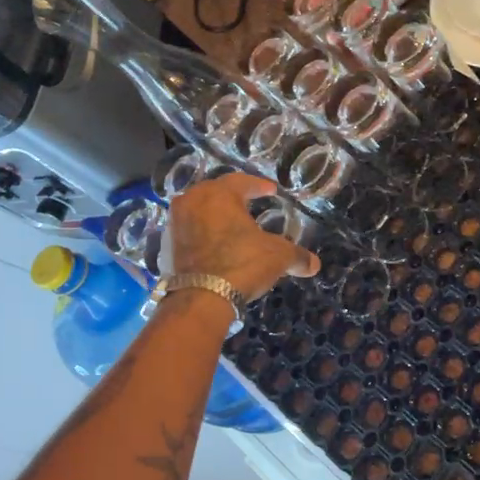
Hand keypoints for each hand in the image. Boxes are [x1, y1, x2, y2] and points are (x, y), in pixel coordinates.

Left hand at [163, 173, 318, 298]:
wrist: (201, 297)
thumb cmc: (242, 263)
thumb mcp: (279, 256)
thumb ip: (297, 256)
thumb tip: (314, 264)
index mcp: (218, 194)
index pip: (241, 182)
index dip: (258, 186)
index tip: (270, 190)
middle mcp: (191, 201)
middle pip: (214, 193)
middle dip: (232, 198)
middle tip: (247, 204)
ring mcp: (174, 224)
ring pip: (198, 212)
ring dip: (214, 217)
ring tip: (230, 227)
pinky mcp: (165, 247)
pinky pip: (188, 233)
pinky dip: (201, 236)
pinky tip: (214, 248)